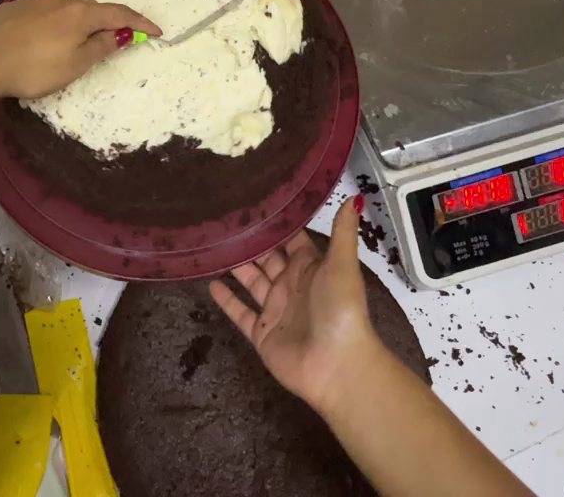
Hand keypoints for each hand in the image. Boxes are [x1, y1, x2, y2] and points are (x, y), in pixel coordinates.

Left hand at [0, 0, 158, 100]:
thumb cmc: (33, 68)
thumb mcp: (74, 65)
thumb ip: (100, 47)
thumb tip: (121, 33)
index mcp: (79, 13)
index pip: (119, 13)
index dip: (140, 22)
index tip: (157, 31)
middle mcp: (60, 0)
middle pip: (93, 9)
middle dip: (109, 22)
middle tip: (120, 39)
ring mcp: (34, 2)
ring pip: (67, 10)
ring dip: (80, 24)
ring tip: (80, 44)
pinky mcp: (14, 9)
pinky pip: (46, 13)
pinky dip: (57, 25)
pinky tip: (47, 41)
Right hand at [210, 196, 379, 411]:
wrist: (337, 366)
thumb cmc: (341, 310)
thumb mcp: (342, 265)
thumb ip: (343, 232)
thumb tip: (354, 197)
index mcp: (309, 267)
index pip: (289, 239)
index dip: (274, 223)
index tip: (253, 201)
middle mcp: (290, 285)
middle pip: (265, 258)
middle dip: (249, 241)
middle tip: (223, 220)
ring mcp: (274, 310)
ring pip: (250, 281)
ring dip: (235, 265)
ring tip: (212, 245)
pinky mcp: (261, 333)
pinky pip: (239, 313)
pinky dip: (226, 300)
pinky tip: (209, 282)